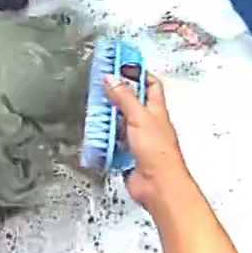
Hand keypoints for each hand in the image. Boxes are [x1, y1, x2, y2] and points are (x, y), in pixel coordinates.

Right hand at [103, 73, 190, 210]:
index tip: (121, 65)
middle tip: (99, 86)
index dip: (138, 74)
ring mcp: (138, 140)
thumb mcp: (139, 117)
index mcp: (156, 110)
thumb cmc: (157, 152)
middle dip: (116, 95)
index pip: (150, 85)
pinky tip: (94, 133)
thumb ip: (124, 97)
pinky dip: (104, 138)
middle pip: (131, 102)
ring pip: (120, 122)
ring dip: (108, 116)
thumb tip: (111, 77)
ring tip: (93, 108)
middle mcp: (148, 123)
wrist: (158, 188)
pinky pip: (113, 142)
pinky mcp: (128, 155)